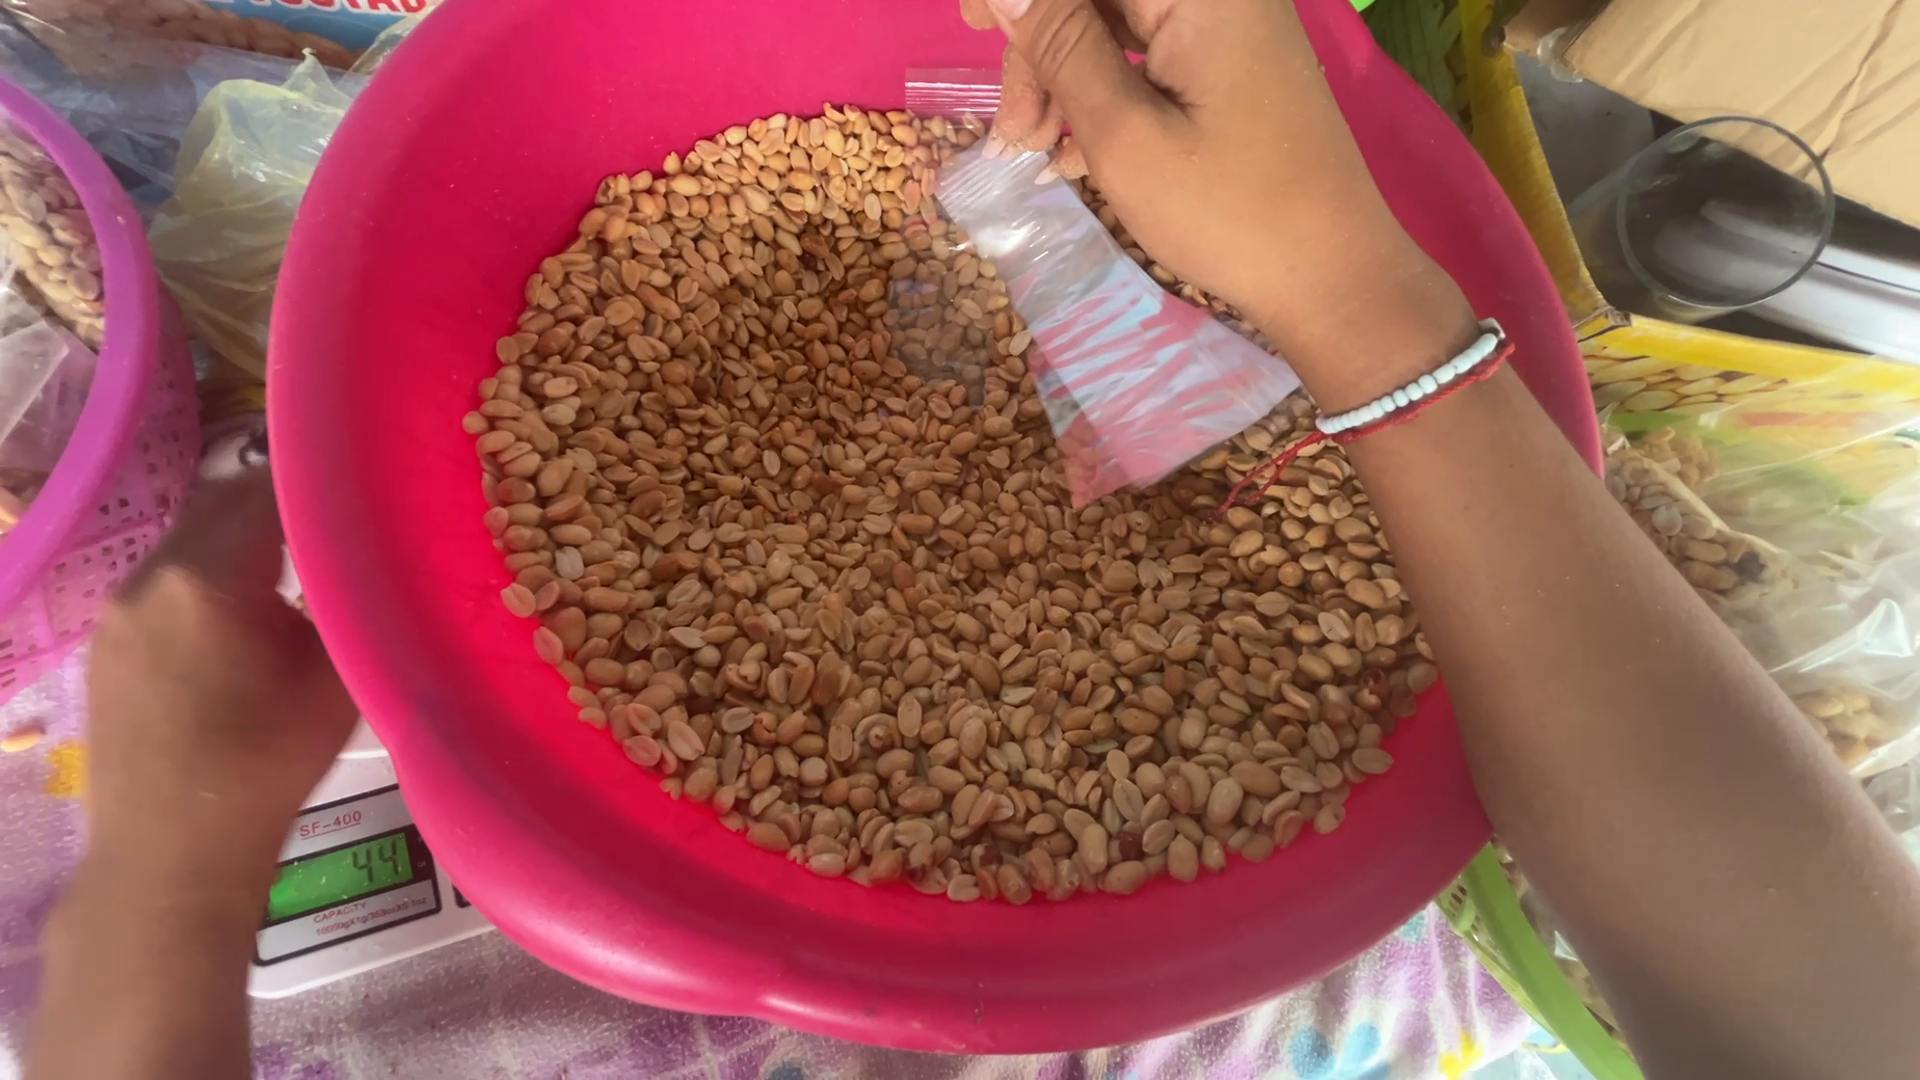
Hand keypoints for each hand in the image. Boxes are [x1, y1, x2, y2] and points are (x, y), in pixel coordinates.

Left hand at [85, 469, 356, 883]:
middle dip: (285, 496)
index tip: (370, 473)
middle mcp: (148, 580)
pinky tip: (259, 599)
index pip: (265, 491)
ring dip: (250, 530)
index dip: (320, 475)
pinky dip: (220, 565)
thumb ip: (354, 599)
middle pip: (220, 503)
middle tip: (351, 506)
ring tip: (311, 549)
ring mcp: (117, 610)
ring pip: (192, 537)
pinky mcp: (109, 640)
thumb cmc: (273, 752)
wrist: (174, 843)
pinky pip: (171, 575)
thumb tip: (383, 555)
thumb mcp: (340, 667)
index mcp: (208, 579)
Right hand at [962, 0, 1477, 392]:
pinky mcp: (1228, 76)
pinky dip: (1105, 103)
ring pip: (1117, 32)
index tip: (970, 28)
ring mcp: (1225, 33)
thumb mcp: (1124, 134)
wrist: (1323, 273)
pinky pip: (1147, 66)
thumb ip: (1062, 49)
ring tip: (1041, 156)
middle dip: (1042, 53)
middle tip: (1014, 138)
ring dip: (1066, 86)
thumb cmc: (1223, 210)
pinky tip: (1077, 157)